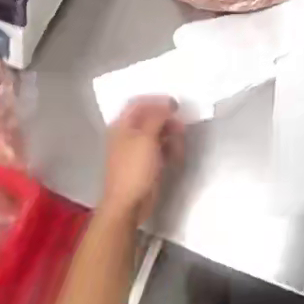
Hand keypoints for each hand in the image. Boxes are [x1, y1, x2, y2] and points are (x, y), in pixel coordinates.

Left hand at [101, 97, 184, 220]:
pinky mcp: (146, 164)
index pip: (138, 103)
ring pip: (157, 134)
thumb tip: (168, 103)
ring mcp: (137, 150)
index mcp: (122, 125)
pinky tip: (177, 155)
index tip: (176, 104)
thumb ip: (157, 117)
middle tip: (182, 126)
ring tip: (179, 144)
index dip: (156, 100)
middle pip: (149, 118)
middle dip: (167, 120)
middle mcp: (128, 135)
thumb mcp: (146, 137)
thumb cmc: (135, 168)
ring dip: (171, 136)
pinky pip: (160, 150)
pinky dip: (169, 149)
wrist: (128, 203)